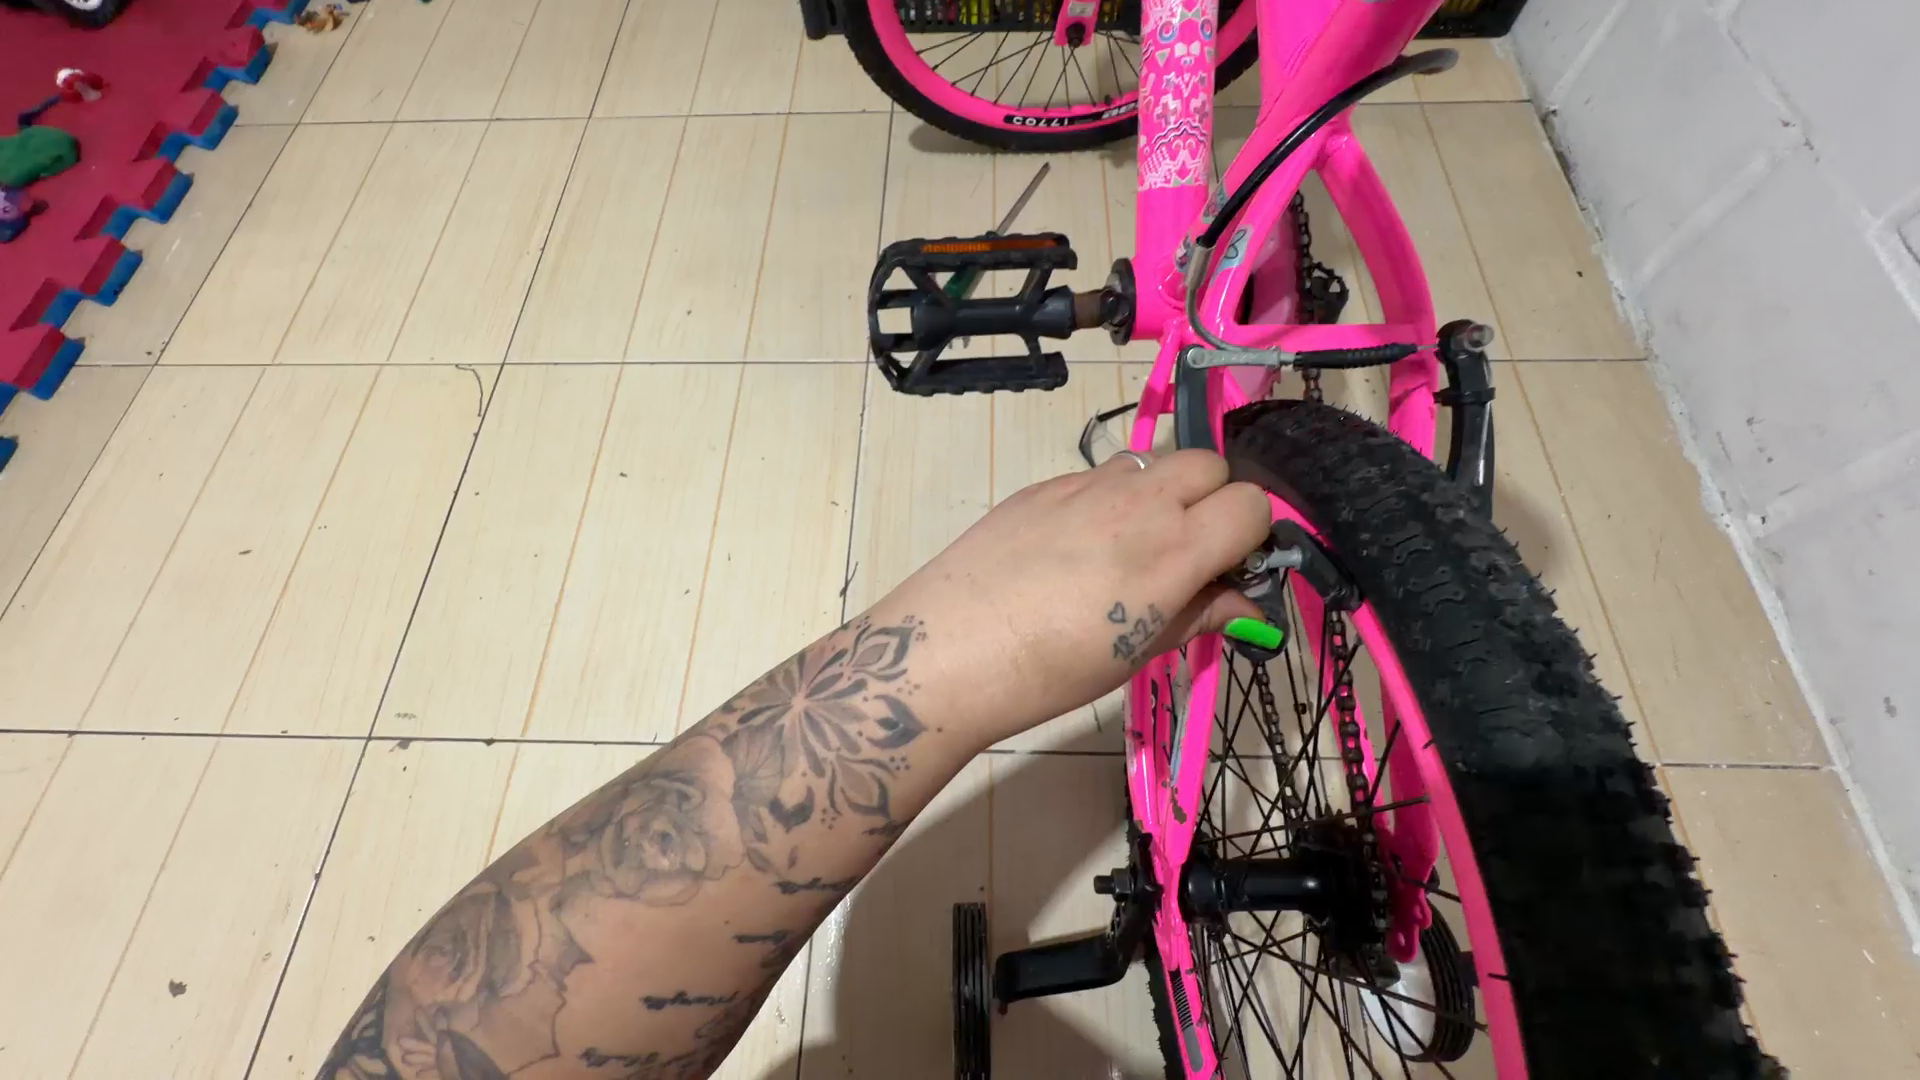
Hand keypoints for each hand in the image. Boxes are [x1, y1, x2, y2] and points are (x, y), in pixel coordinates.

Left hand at [870, 449, 1271, 749]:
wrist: (954, 646)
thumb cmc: (1053, 670)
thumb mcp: (1136, 652)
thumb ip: (1198, 615)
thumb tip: (1245, 607)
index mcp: (1175, 547)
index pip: (1252, 504)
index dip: (1250, 533)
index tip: (1229, 565)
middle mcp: (1138, 501)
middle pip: (1207, 464)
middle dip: (1211, 499)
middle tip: (1184, 548)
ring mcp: (1086, 485)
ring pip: (1150, 462)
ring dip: (1158, 492)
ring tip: (1125, 544)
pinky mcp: (1043, 485)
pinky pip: (1096, 476)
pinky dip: (1105, 500)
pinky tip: (1070, 545)